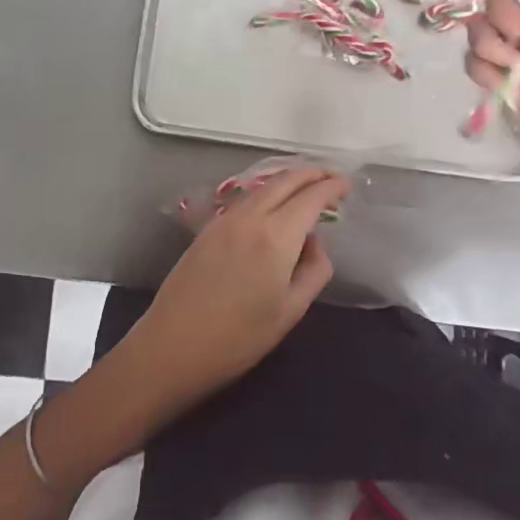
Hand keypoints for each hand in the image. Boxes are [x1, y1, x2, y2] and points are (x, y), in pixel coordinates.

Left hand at [125, 167, 349, 394]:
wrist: (173, 345)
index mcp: (275, 236)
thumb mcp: (291, 310)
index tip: (347, 185)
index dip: (331, 186)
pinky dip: (264, 193)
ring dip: (286, 180)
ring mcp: (222, 222)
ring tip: (305, 188)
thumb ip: (314, 270)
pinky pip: (243, 201)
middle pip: (283, 180)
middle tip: (331, 178)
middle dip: (310, 173)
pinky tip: (271, 207)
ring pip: (260, 187)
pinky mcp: (205, 231)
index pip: (309, 196)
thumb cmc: (238, 338)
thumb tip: (315, 241)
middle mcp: (248, 218)